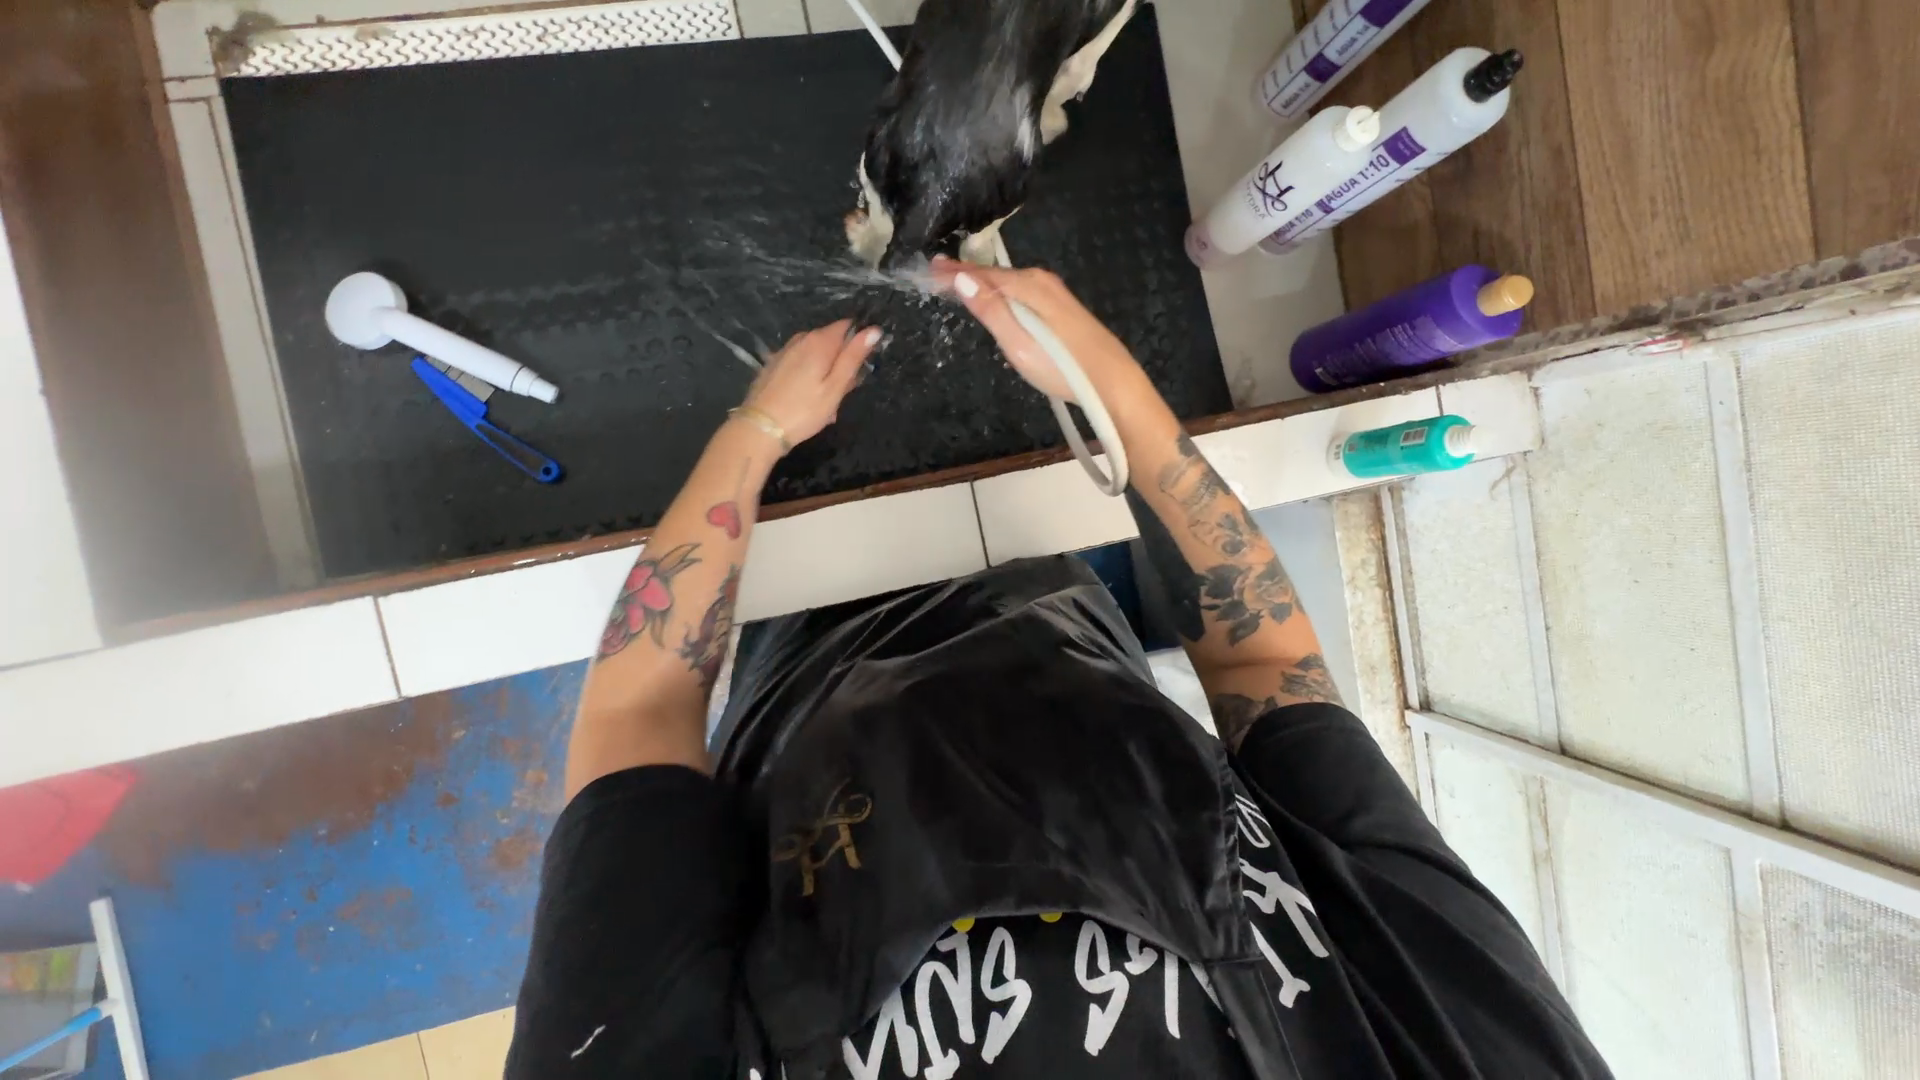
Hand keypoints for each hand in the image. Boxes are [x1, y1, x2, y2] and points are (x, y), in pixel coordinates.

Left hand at [739, 319, 879, 449]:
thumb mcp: (836, 387)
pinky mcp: (774, 364)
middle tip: (841, 394)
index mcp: (819, 341)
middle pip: (831, 342)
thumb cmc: (804, 410)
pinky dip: (808, 377)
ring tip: (824, 402)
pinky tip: (806, 399)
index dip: (858, 343)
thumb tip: (873, 330)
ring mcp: (785, 350)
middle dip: (841, 363)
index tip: (860, 368)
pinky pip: (800, 364)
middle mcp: (801, 339)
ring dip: (825, 373)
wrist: (760, 428)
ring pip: (815, 355)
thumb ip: (854, 357)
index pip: (847, 327)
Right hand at [929, 256, 1140, 402]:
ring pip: (1009, 282)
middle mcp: (1041, 281)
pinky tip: (995, 299)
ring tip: (959, 284)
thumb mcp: (1018, 343)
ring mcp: (1054, 293)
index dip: (953, 273)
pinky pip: (1021, 291)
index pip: (981, 275)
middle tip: (937, 274)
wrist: (1110, 379)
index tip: (928, 269)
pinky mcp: (1061, 307)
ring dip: (983, 283)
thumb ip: (991, 311)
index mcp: (1027, 286)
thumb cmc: (1060, 366)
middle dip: (966, 274)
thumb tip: (962, 279)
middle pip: (995, 275)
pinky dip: (1001, 292)